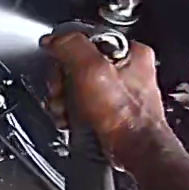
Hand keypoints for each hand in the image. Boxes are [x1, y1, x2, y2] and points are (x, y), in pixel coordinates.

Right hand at [41, 31, 174, 168]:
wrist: (135, 151)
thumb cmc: (124, 116)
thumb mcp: (92, 70)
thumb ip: (71, 47)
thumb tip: (53, 39)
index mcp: (130, 52)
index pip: (84, 41)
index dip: (64, 56)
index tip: (60, 69)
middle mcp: (126, 69)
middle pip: (75, 65)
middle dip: (61, 83)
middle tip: (62, 94)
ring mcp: (117, 91)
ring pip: (74, 85)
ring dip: (62, 100)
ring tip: (66, 110)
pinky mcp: (108, 109)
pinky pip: (78, 103)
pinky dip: (70, 111)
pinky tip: (71, 118)